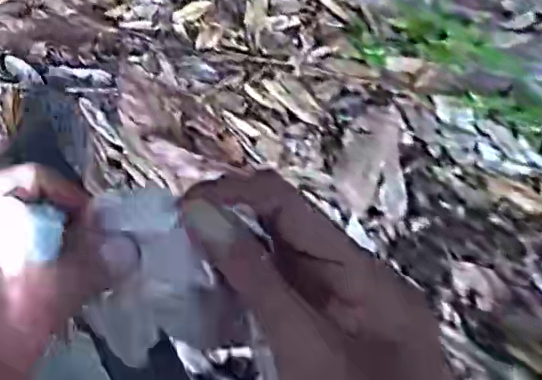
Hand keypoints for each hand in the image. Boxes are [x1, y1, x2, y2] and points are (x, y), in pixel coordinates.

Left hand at [0, 165, 105, 379]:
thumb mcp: (39, 298)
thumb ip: (84, 266)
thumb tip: (125, 245)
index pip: (34, 177)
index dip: (74, 201)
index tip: (104, 228)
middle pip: (33, 200)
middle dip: (70, 227)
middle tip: (101, 251)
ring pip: (28, 225)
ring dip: (60, 247)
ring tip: (86, 271)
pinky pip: (18, 244)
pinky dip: (43, 260)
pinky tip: (61, 284)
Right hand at [180, 172, 452, 379]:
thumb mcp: (305, 347)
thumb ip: (253, 276)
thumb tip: (195, 209)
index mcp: (364, 272)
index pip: (283, 200)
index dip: (229, 193)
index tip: (183, 211)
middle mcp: (354, 277)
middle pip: (276, 223)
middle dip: (223, 224)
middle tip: (178, 237)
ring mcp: (340, 306)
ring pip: (270, 255)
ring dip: (226, 256)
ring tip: (188, 266)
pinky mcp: (325, 331)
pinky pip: (274, 289)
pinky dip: (239, 288)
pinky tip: (213, 302)